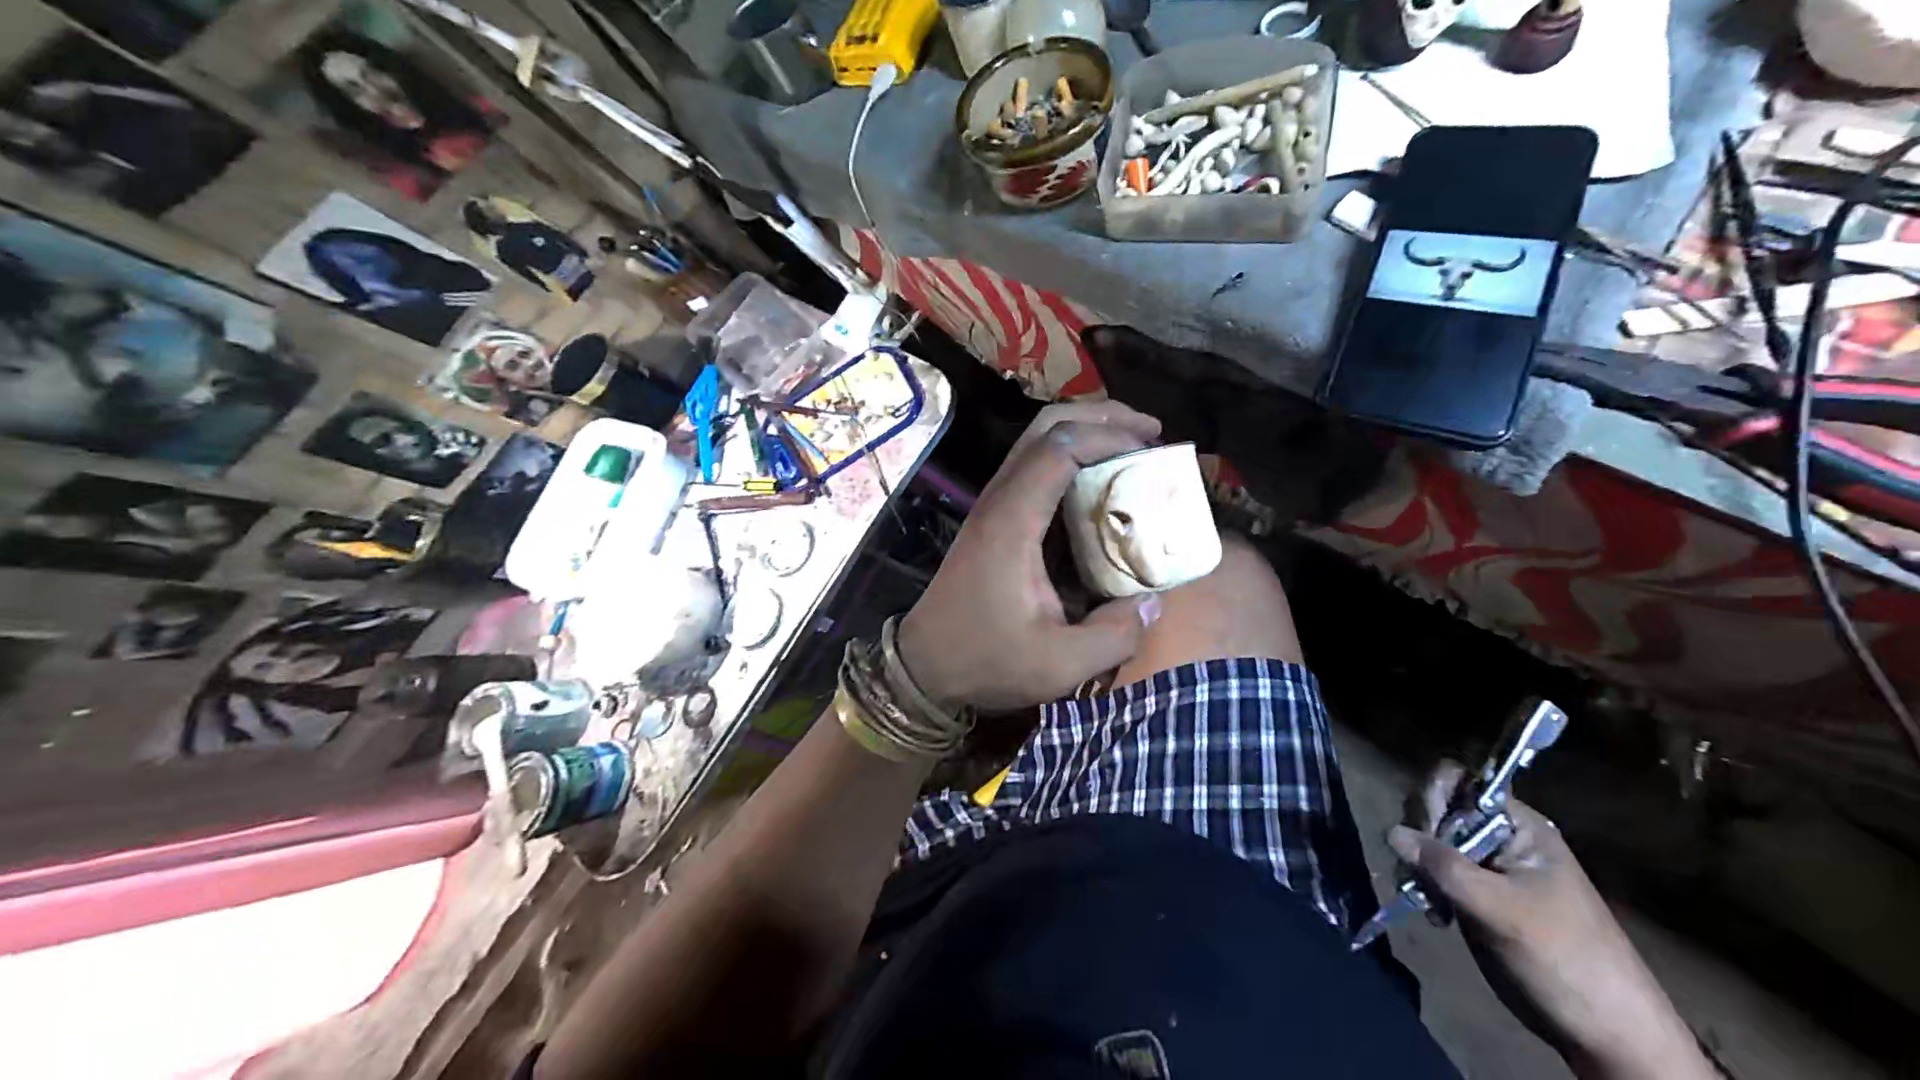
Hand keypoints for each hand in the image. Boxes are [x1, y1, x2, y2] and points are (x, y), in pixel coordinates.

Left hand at [897, 402, 1163, 711]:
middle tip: (1151, 432)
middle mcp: (1000, 500)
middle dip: (1101, 418)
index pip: (1059, 448)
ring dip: (1085, 434)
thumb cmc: (986, 660)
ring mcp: (993, 506)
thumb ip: (1114, 636)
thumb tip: (1153, 603)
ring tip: (1134, 449)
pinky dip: (1071, 460)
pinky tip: (1101, 486)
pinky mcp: (994, 520)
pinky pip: (1034, 469)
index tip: (1154, 448)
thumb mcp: (1059, 665)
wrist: (925, 664)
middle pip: (1045, 426)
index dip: (1109, 436)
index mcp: (1013, 521)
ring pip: (1036, 442)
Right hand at [1388, 762, 1714, 1079]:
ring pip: (1429, 839)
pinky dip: (1422, 884)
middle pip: (1437, 806)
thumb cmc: (1563, 958)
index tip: (1425, 830)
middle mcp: (1500, 837)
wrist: (1605, 1031)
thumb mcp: (1502, 910)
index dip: (1433, 794)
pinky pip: (1433, 870)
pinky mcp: (1475, 893)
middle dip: (1419, 833)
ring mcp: (1486, 866)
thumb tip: (1391, 830)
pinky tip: (1434, 913)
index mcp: (1518, 827)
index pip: (1461, 781)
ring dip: (1417, 864)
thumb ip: (1444, 867)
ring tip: (1427, 899)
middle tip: (1421, 870)